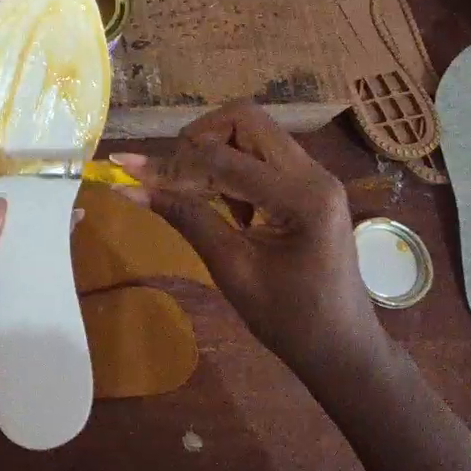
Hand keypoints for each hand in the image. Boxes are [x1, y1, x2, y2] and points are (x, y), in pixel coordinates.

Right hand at [112, 103, 381, 375]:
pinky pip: (262, 152)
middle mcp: (313, 173)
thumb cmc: (290, 320)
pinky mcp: (310, 184)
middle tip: (174, 175)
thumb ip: (185, 217)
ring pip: (252, 130)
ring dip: (215, 150)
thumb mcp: (231, 269)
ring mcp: (315, 175)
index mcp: (301, 198)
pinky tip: (226, 206)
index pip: (222, 159)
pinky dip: (233, 165)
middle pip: (244, 119)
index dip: (170, 164)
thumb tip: (129, 187)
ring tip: (197, 194)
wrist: (344, 350)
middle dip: (199, 138)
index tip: (126, 168)